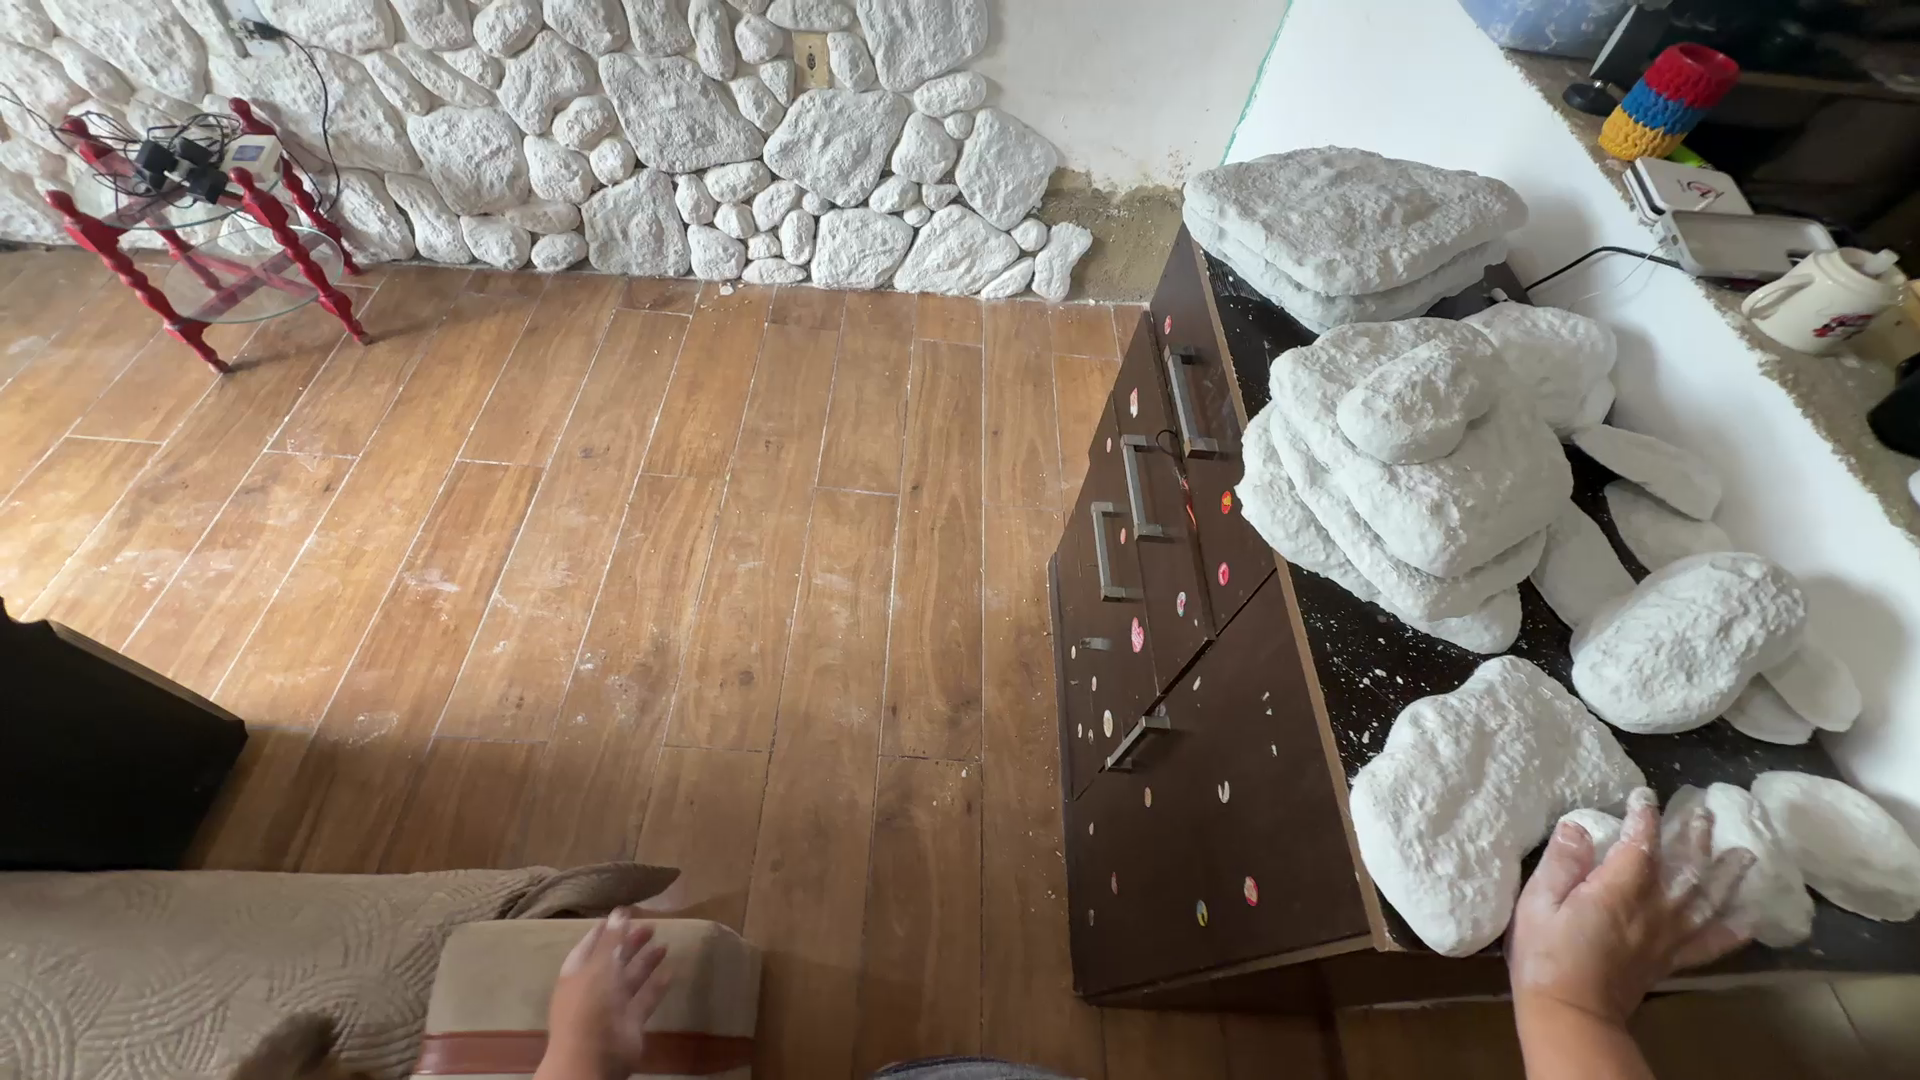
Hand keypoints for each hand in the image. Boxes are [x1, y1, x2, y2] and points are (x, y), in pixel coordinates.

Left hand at [539, 907, 670, 1079]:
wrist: (591, 1061)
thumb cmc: (589, 1007)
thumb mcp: (598, 967)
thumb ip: (611, 940)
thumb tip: (620, 911)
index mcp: (579, 973)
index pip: (591, 945)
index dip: (605, 930)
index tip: (623, 913)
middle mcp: (594, 988)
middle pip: (613, 960)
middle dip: (630, 943)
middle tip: (651, 925)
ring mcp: (612, 1007)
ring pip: (631, 978)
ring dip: (646, 961)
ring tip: (664, 943)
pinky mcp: (630, 1022)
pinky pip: (645, 998)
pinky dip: (657, 985)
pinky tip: (672, 970)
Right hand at [1507, 787, 1755, 1026]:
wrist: (1570, 1008)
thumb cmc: (1545, 949)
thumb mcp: (1539, 899)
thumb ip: (1562, 862)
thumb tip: (1579, 826)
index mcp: (1619, 891)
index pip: (1640, 846)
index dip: (1644, 818)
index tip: (1645, 794)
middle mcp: (1653, 911)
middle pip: (1683, 869)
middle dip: (1694, 837)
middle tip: (1705, 811)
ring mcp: (1666, 938)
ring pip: (1706, 901)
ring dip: (1725, 876)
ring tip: (1743, 853)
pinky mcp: (1670, 959)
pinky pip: (1709, 943)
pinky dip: (1732, 931)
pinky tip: (1747, 919)